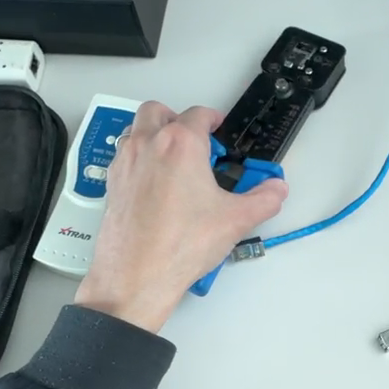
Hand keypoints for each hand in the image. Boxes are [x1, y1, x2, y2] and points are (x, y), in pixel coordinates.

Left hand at [73, 102, 287, 332]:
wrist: (137, 276)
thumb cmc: (179, 245)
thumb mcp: (236, 220)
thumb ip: (264, 199)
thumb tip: (276, 190)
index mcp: (181, 144)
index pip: (199, 115)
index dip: (213, 120)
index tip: (219, 130)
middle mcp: (148, 146)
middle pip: (158, 111)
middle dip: (177, 118)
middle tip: (195, 140)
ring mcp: (125, 164)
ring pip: (135, 130)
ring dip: (153, 134)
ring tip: (173, 159)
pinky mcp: (112, 185)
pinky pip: (123, 157)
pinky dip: (138, 159)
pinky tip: (154, 184)